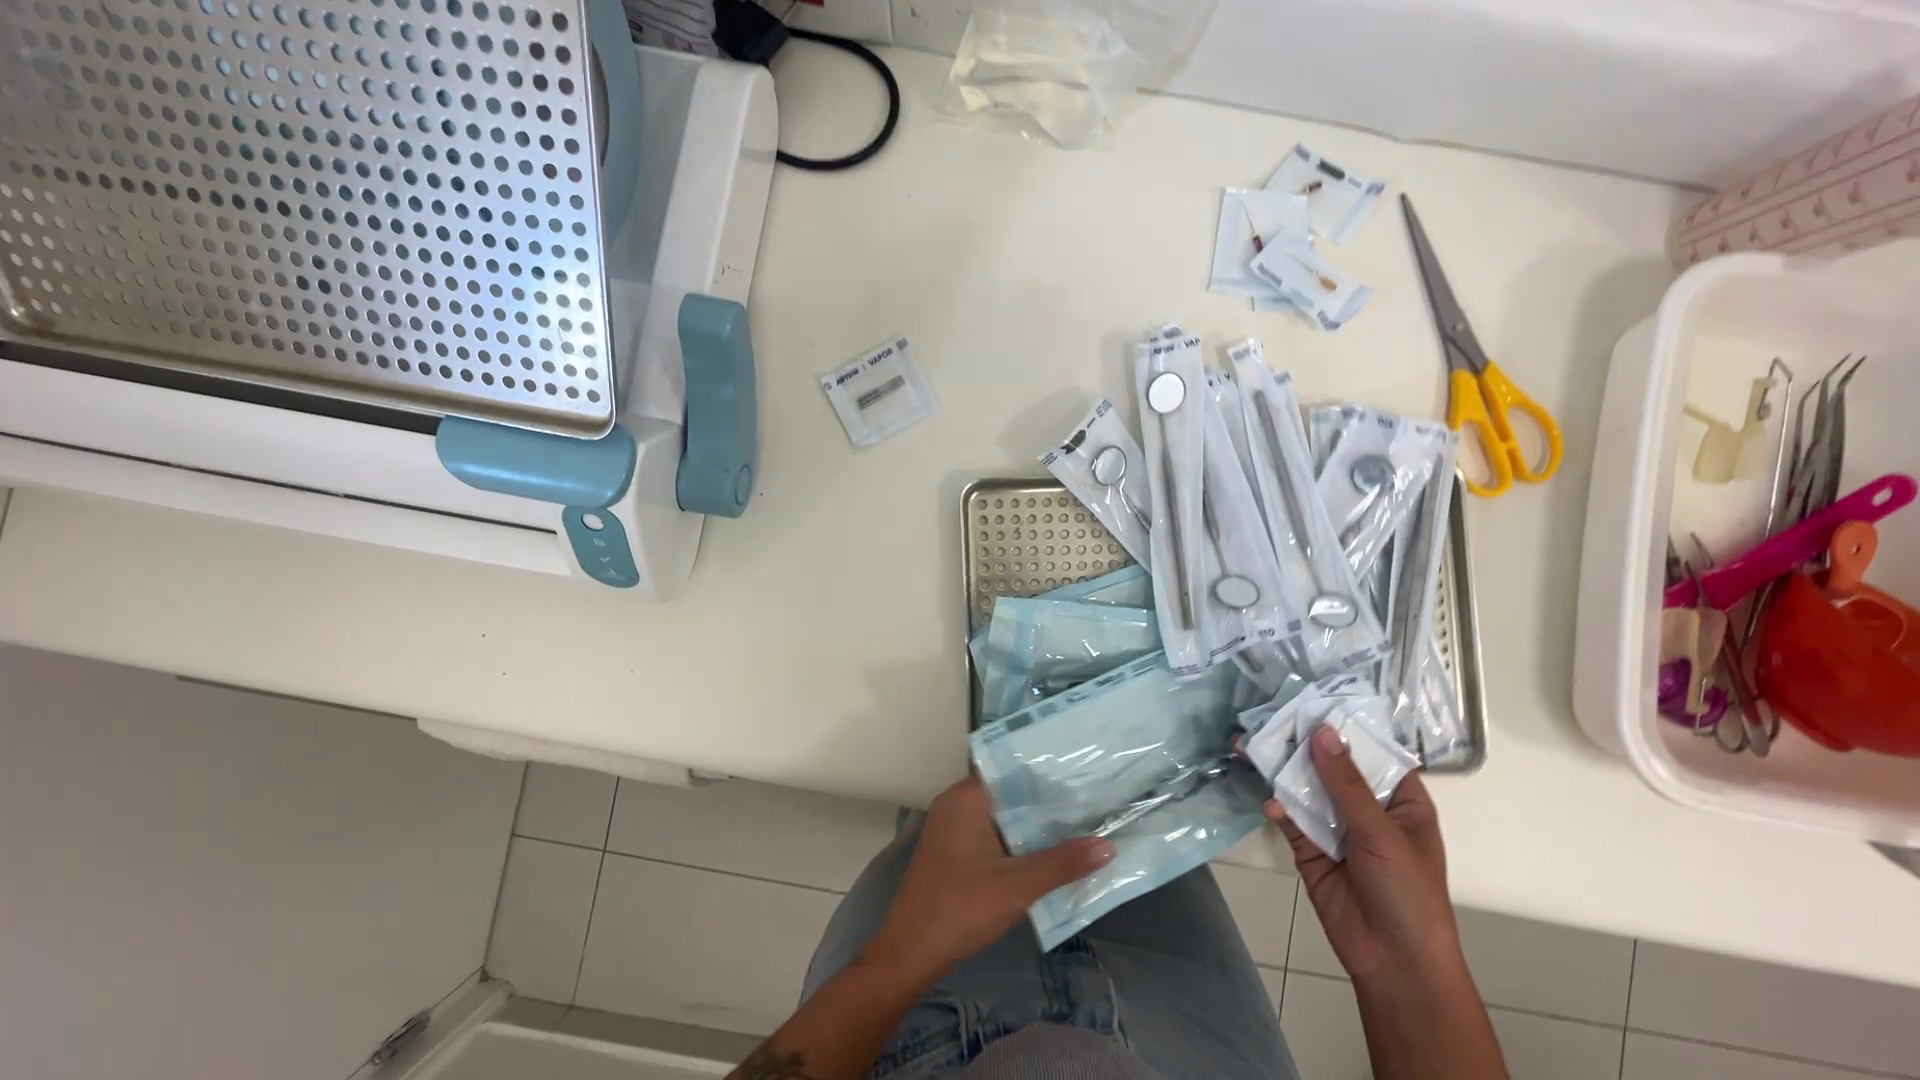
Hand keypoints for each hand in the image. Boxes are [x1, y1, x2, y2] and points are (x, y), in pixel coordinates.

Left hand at [867, 775, 1114, 979]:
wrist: (911, 953)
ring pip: (1004, 816)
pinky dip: (1021, 840)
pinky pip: (996, 835)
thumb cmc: (960, 908)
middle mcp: (957, 805)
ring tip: (1085, 819)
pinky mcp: (957, 852)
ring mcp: (955, 830)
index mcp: (965, 798)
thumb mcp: (1017, 885)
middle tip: (1095, 794)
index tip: (1085, 766)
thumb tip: (1108, 845)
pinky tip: (1053, 851)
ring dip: (1036, 823)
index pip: (1011, 767)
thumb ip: (1063, 863)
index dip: (1048, 767)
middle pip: (1010, 791)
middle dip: (1049, 797)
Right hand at [1266, 725, 1460, 982]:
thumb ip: (1346, 784)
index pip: (1372, 754)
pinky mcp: (1311, 850)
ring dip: (1286, 773)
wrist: (1393, 961)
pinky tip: (1270, 802)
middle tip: (1273, 718)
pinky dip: (1280, 809)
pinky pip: (1292, 821)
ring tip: (1255, 746)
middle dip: (1305, 747)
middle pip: (1333, 768)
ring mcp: (1337, 829)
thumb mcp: (1382, 834)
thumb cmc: (1408, 893)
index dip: (1346, 729)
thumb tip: (1322, 733)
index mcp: (1400, 801)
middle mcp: (1367, 809)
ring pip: (1308, 790)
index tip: (1313, 700)